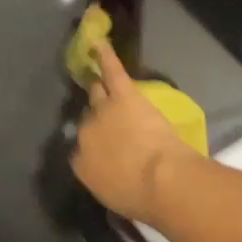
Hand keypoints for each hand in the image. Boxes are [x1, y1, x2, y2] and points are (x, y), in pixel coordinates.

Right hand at [72, 40, 200, 223]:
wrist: (160, 180)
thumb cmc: (142, 198)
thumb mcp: (113, 196)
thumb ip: (104, 179)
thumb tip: (107, 170)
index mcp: (81, 163)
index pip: (81, 150)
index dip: (94, 147)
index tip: (105, 150)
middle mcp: (85, 132)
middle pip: (89, 119)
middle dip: (97, 120)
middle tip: (110, 124)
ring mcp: (103, 110)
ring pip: (97, 94)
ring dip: (97, 88)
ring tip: (95, 79)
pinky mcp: (123, 95)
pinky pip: (111, 70)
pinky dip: (105, 55)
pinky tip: (99, 42)